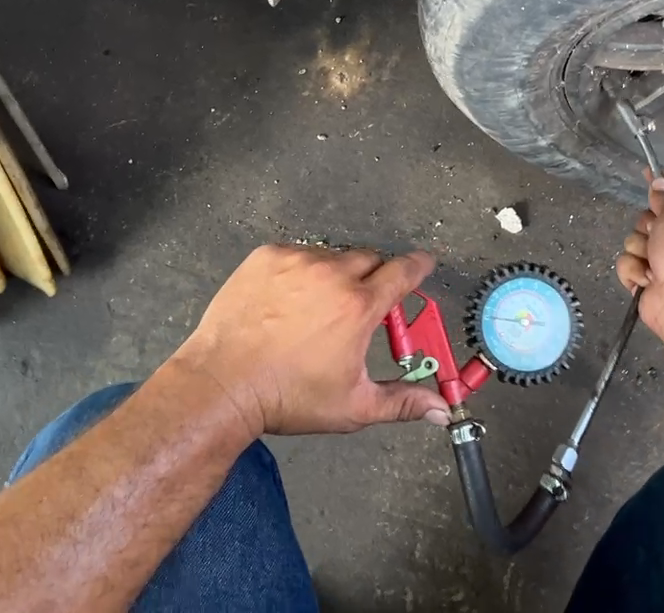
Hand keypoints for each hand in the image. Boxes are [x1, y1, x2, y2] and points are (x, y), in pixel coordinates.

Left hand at [167, 245, 451, 436]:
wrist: (223, 383)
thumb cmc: (287, 397)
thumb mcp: (353, 406)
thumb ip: (402, 402)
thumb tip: (440, 409)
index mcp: (359, 306)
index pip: (403, 271)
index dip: (418, 266)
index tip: (423, 264)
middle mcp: (332, 274)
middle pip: (369, 260)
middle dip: (373, 276)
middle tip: (361, 304)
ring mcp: (297, 260)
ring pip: (331, 256)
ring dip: (334, 274)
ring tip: (316, 308)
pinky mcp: (267, 256)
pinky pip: (297, 253)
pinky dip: (300, 270)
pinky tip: (287, 300)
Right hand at [617, 174, 663, 343]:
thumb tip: (660, 183)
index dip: (663, 183)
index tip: (647, 172)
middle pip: (651, 216)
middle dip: (648, 225)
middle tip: (657, 235)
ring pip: (635, 239)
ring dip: (640, 249)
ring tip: (653, 262)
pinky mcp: (647, 277)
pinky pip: (628, 262)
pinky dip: (635, 270)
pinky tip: (647, 278)